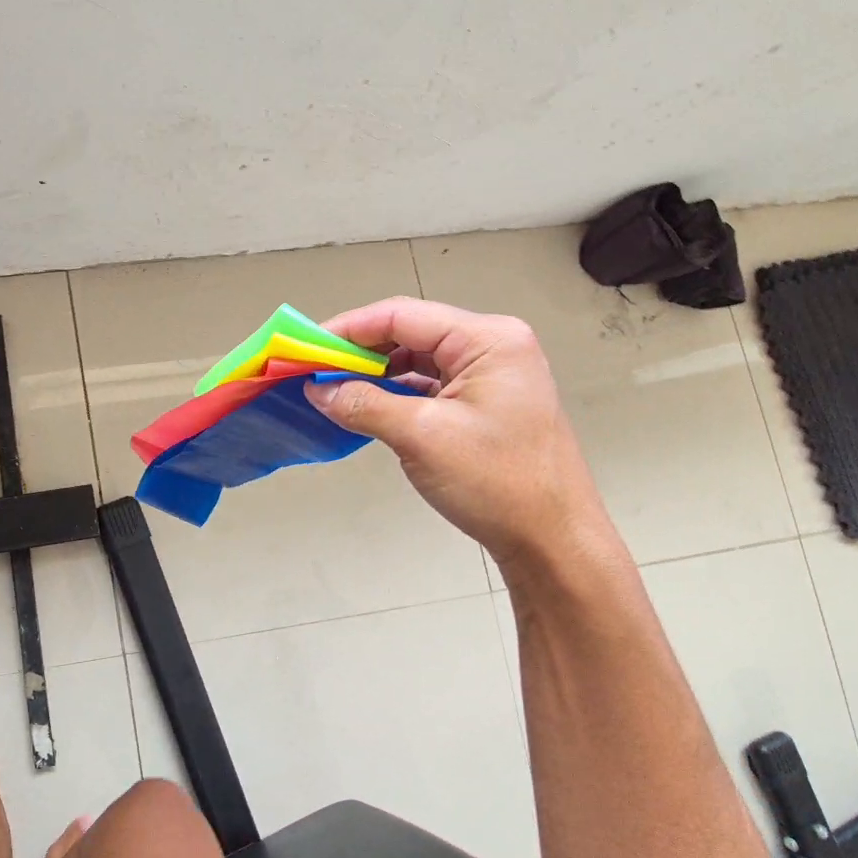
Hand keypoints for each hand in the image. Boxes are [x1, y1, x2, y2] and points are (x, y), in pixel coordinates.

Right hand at [303, 297, 616, 564]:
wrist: (553, 541)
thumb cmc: (496, 483)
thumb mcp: (421, 438)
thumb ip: (363, 404)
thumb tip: (316, 388)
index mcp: (488, 340)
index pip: (402, 315)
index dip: (348, 329)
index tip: (304, 348)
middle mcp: (493, 346)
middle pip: (409, 332)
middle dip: (358, 350)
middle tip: (311, 370)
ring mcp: (492, 375)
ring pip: (416, 358)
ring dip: (373, 372)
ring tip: (331, 388)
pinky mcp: (485, 402)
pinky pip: (428, 383)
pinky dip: (393, 391)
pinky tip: (364, 404)